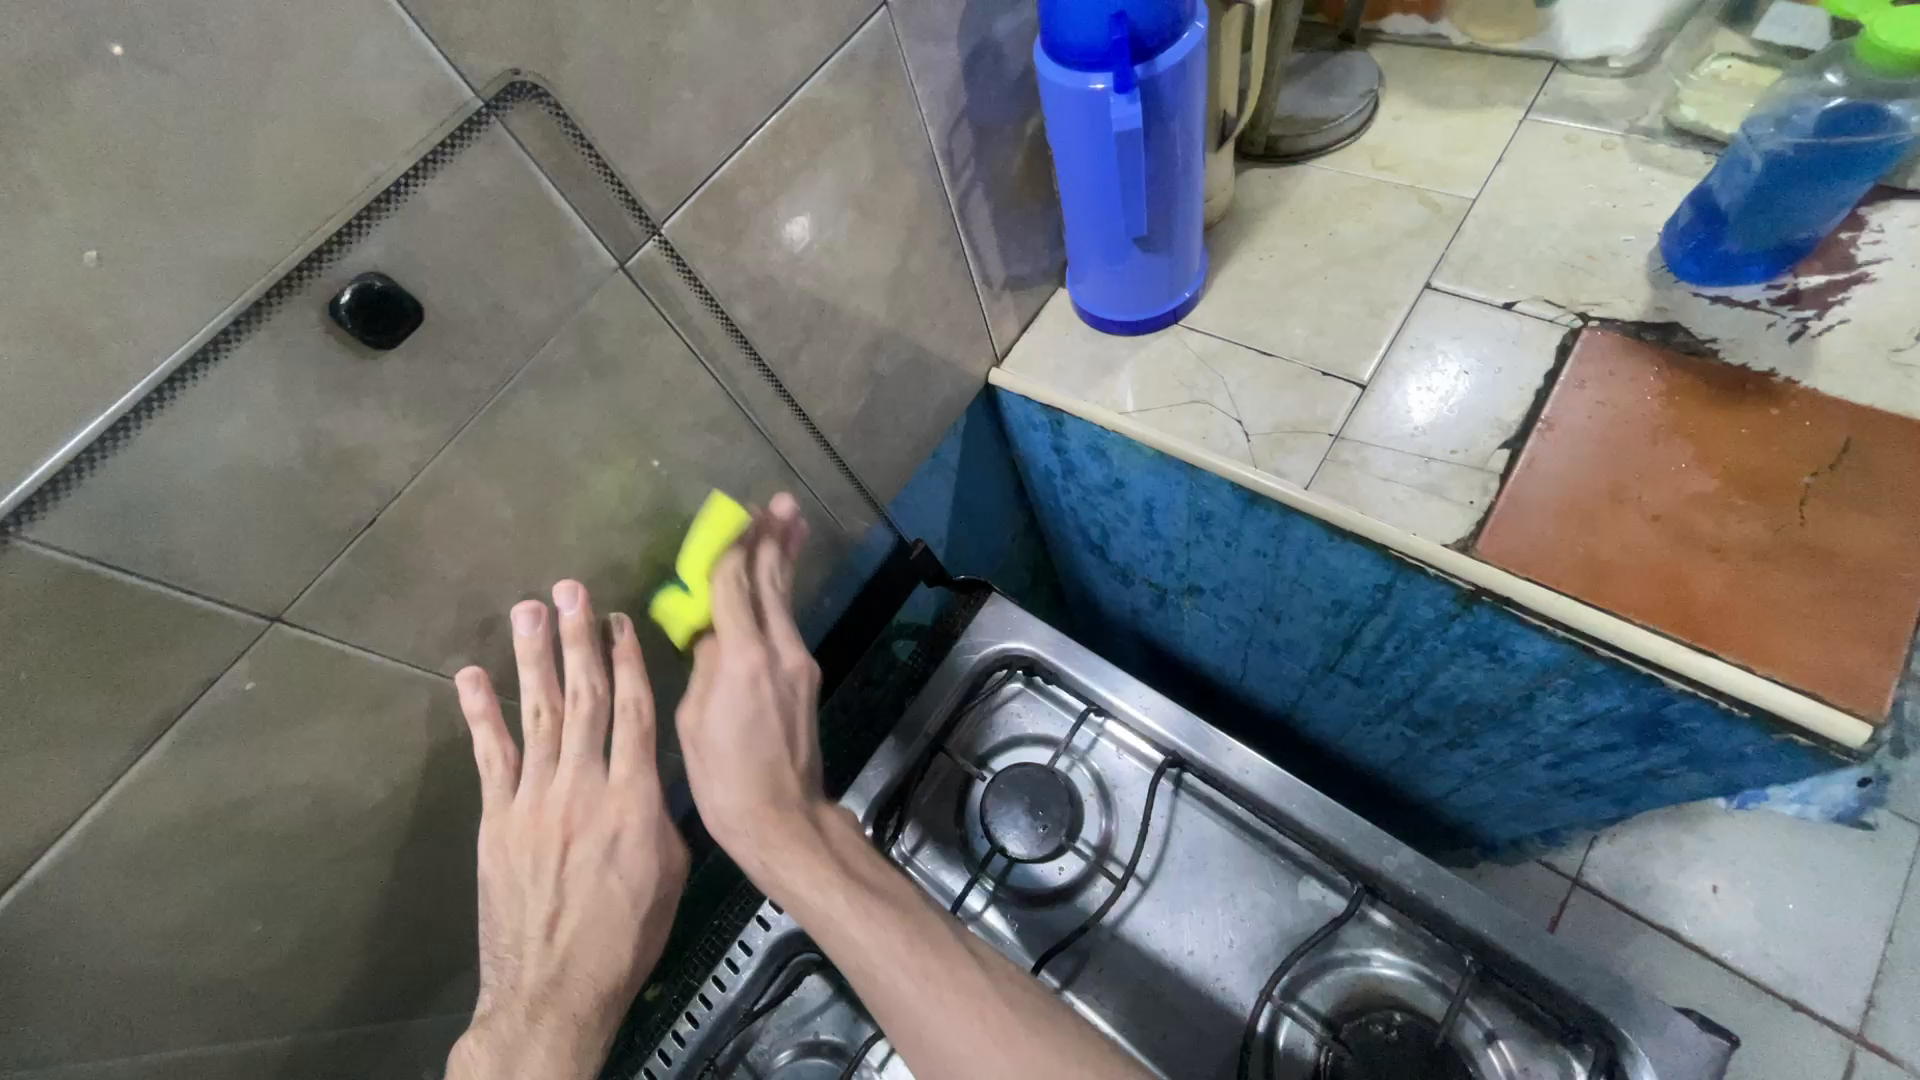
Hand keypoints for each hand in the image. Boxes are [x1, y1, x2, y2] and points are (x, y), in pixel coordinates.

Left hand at [447, 581, 688, 1079]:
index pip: (632, 712)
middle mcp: (583, 785)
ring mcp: (533, 801)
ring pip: (537, 715)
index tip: (619, 620)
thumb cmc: (629, 931)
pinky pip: (489, 758)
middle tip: (571, 592)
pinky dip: (480, 714)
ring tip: (528, 612)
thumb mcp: (671, 866)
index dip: (627, 661)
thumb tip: (651, 772)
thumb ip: (659, 808)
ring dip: (533, 660)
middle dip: (578, 640)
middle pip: (584, 699)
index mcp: (635, 796)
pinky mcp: (496, 821)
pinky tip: (471, 677)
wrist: (556, 989)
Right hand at [675, 493, 832, 886]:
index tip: (732, 516)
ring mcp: (798, 660)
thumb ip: (705, 666)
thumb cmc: (723, 777)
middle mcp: (778, 649)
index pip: (734, 586)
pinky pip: (788, 622)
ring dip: (784, 557)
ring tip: (792, 519)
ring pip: (785, 598)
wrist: (782, 814)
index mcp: (743, 658)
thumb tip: (712, 631)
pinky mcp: (806, 674)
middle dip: (770, 539)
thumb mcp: (693, 721)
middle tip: (776, 501)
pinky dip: (782, 592)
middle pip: (771, 582)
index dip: (731, 548)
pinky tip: (781, 577)